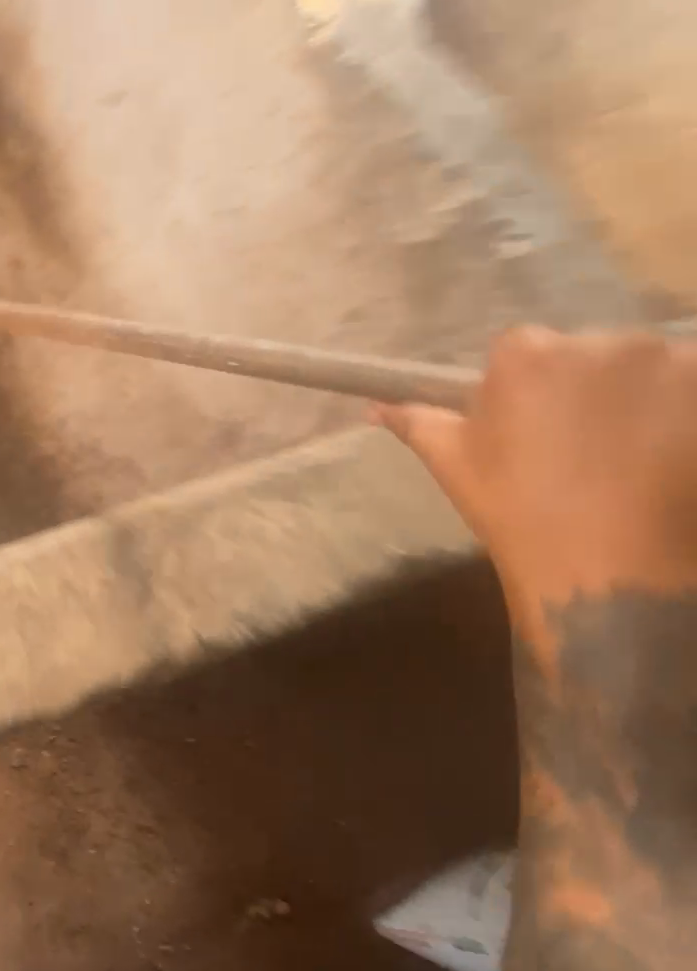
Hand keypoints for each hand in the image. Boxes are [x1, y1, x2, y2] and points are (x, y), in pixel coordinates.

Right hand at [373, 327, 696, 662]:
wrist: (609, 557)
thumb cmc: (515, 506)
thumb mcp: (453, 463)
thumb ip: (416, 422)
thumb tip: (374, 407)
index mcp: (527, 356)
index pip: (519, 346)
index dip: (517, 384)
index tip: (519, 422)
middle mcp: (605, 343)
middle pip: (587, 351)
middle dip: (579, 385)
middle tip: (570, 441)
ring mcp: (674, 363)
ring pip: (644, 367)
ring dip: (636, 394)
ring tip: (622, 450)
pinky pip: (690, 386)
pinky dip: (678, 410)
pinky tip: (659, 450)